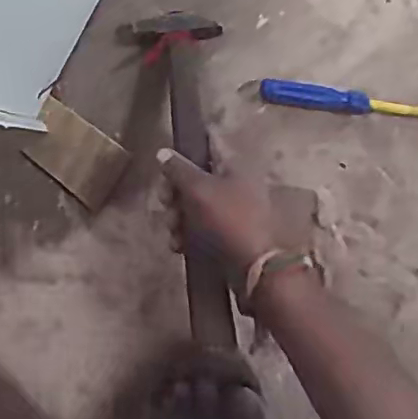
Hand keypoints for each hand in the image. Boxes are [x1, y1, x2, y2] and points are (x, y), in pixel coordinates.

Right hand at [157, 149, 274, 273]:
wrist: (254, 268)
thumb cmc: (227, 220)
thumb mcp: (198, 189)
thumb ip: (177, 169)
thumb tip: (163, 152)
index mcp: (234, 169)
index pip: (203, 150)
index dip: (181, 158)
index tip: (166, 171)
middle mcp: (234, 187)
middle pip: (193, 182)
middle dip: (174, 195)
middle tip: (167, 204)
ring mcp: (231, 214)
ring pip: (192, 208)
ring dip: (176, 219)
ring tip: (174, 232)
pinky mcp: (226, 236)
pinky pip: (198, 230)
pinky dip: (186, 236)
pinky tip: (179, 245)